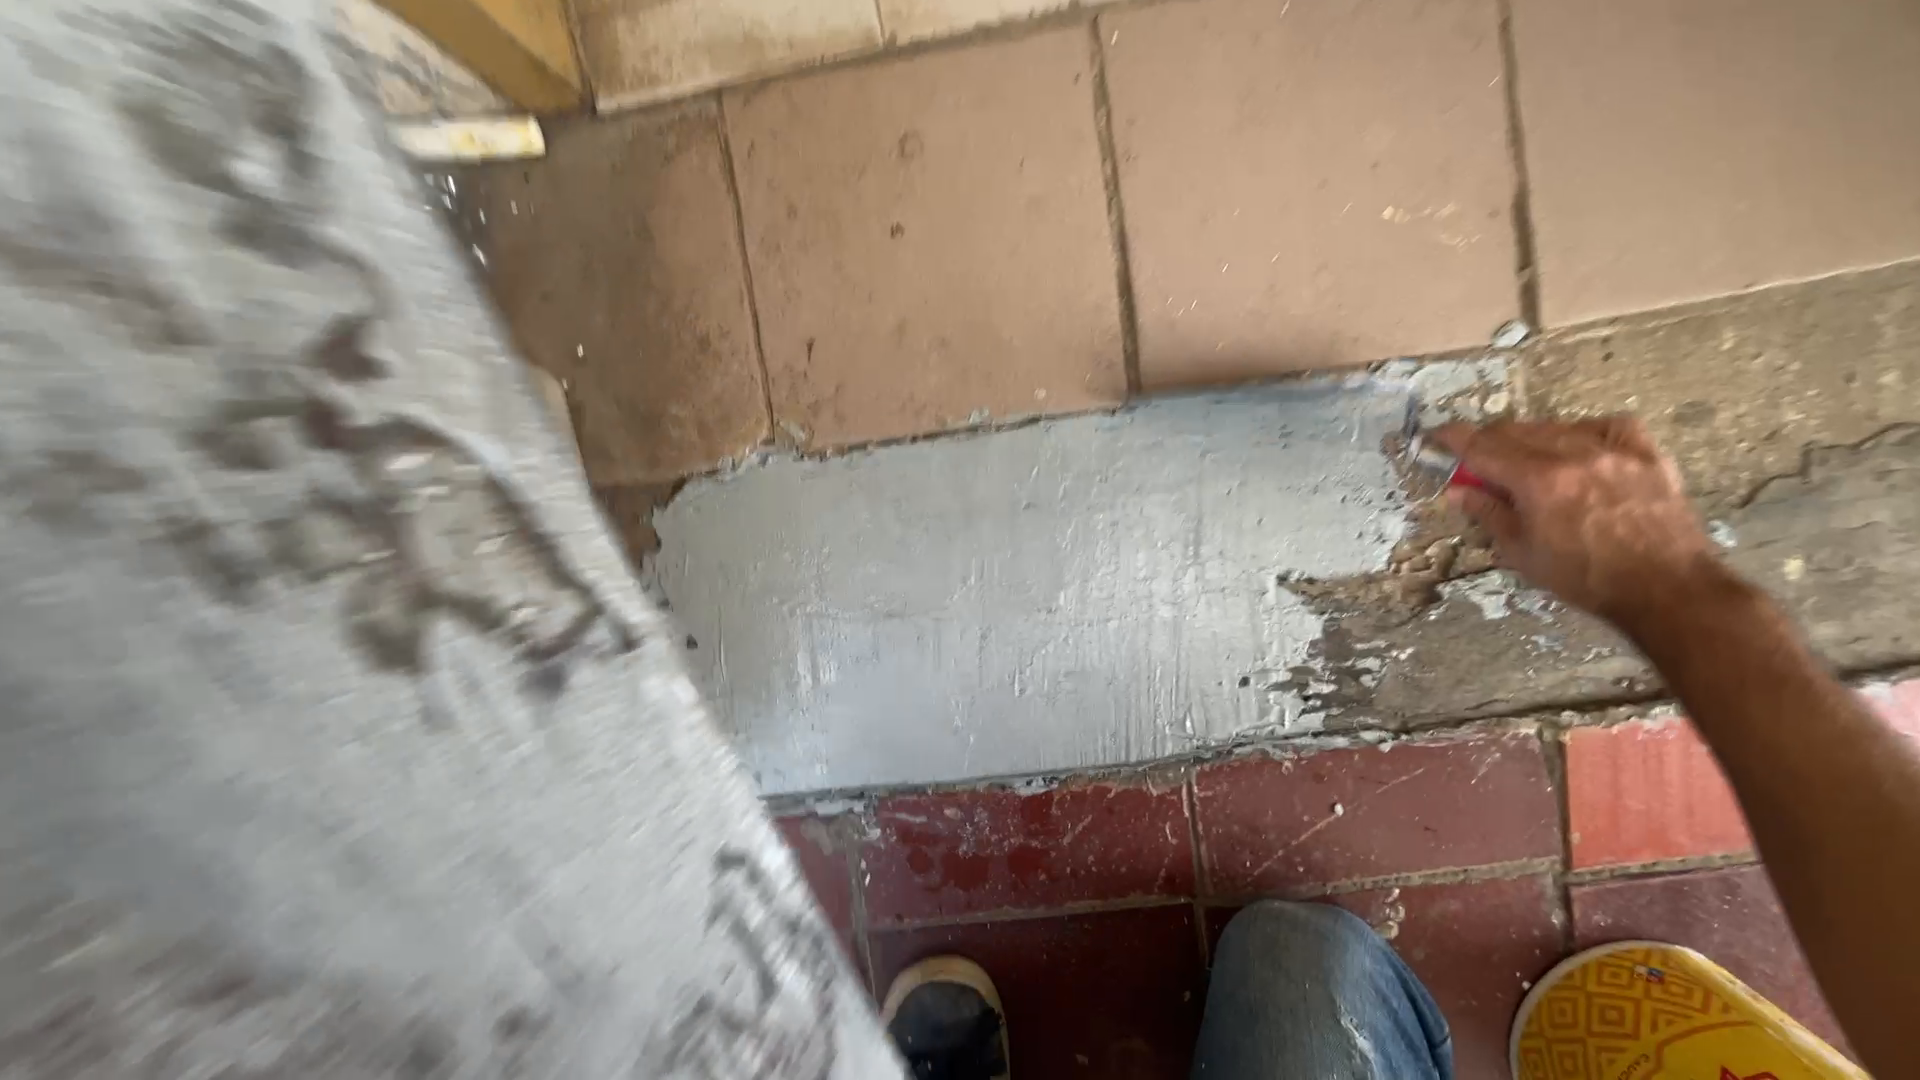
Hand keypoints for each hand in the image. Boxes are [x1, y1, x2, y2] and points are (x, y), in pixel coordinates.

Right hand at [1429, 418, 1723, 632]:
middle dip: (1489, 440)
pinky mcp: (1647, 456)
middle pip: (1516, 431)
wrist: (1665, 588)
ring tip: (1524, 459)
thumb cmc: (1584, 578)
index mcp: (1537, 481)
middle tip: (1477, 459)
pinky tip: (1578, 446)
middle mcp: (1574, 455)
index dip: (1454, 439)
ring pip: (1557, 427)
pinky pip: (1610, 426)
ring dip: (1530, 437)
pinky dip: (1584, 431)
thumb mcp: (1521, 552)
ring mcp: (1614, 452)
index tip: (1437, 435)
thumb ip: (1489, 514)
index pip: (1483, 448)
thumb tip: (1457, 490)